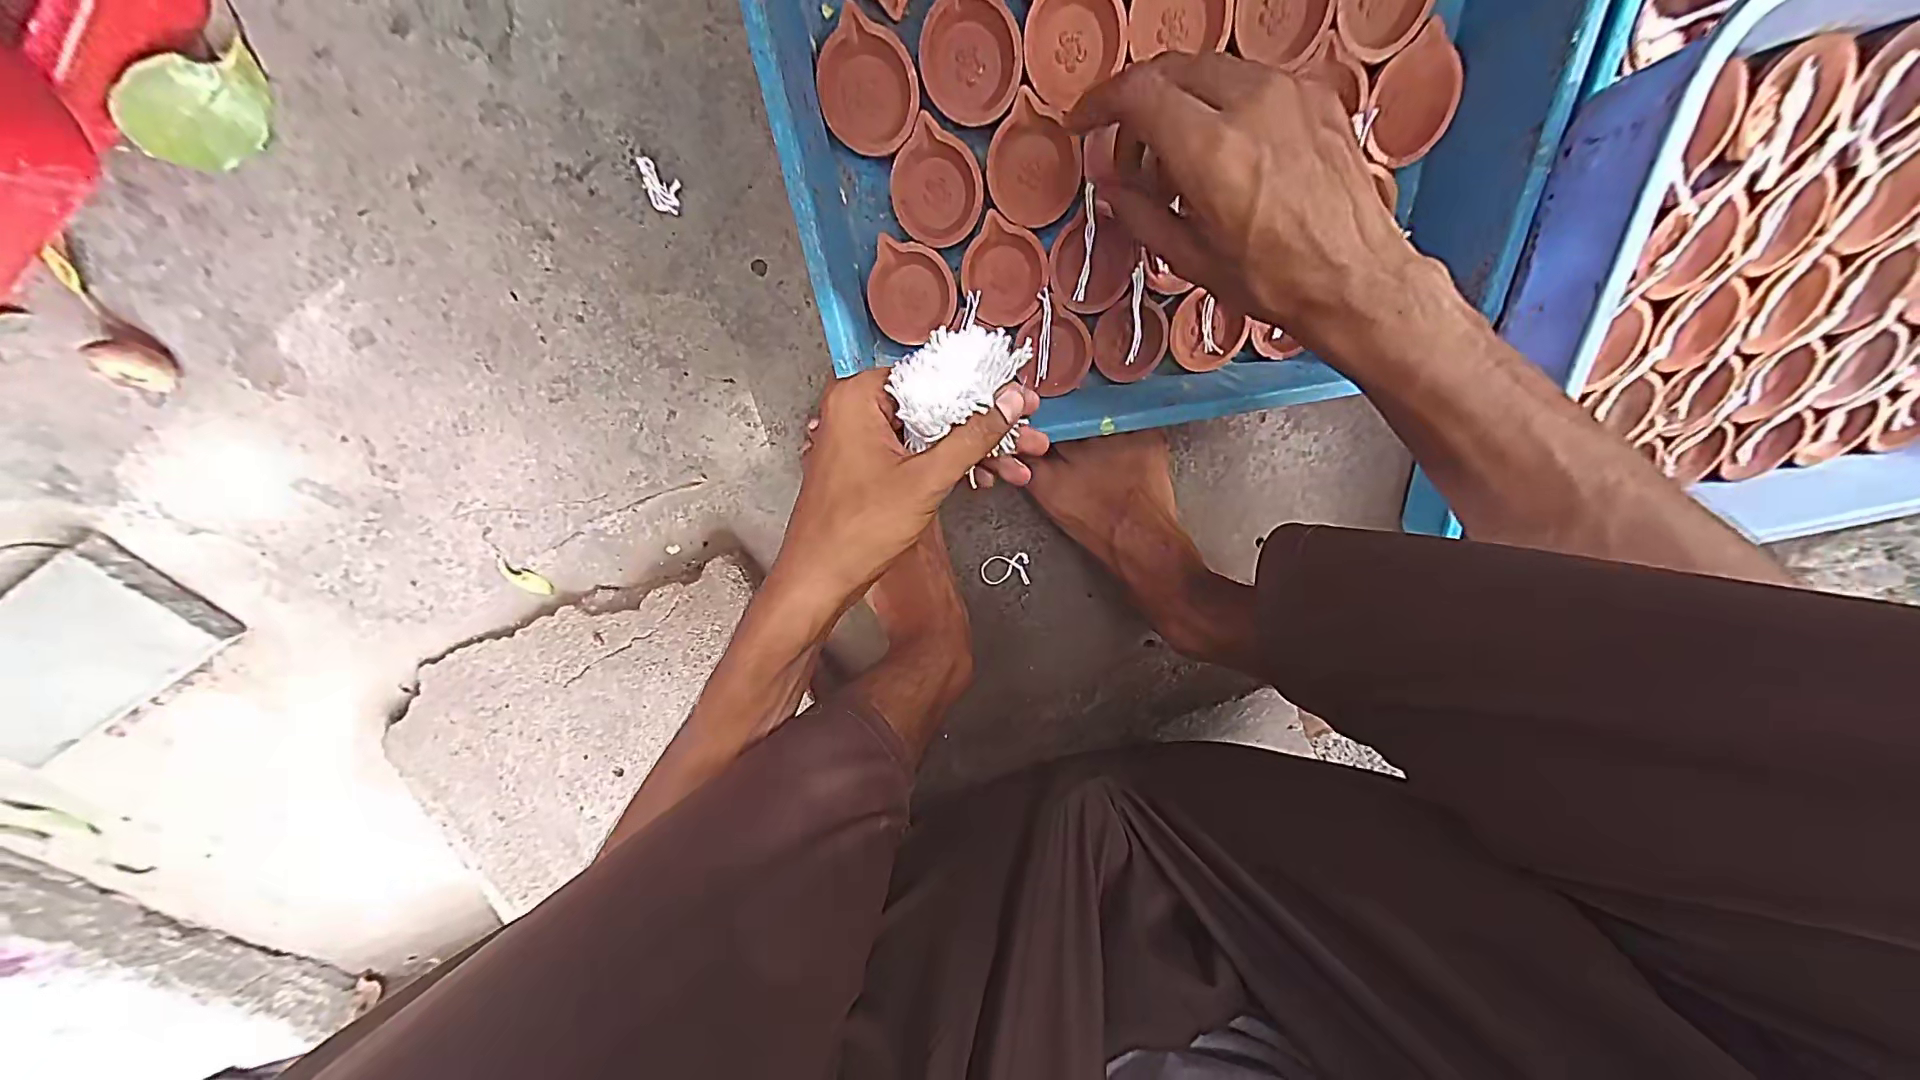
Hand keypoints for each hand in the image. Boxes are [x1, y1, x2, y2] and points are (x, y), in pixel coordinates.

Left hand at [778, 369, 1046, 601]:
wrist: (821, 579)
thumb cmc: (852, 533)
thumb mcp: (926, 479)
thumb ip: (972, 437)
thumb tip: (1005, 405)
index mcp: (858, 398)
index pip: (932, 375)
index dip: (981, 389)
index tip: (1013, 398)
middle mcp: (856, 411)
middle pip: (935, 404)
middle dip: (985, 426)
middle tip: (1022, 432)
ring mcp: (863, 439)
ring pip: (932, 431)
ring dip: (973, 449)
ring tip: (1013, 462)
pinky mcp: (871, 464)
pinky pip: (918, 452)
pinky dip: (948, 465)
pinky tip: (983, 477)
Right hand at [1067, 53, 1420, 350]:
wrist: (1353, 277)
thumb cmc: (1274, 280)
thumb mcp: (1191, 259)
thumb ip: (1141, 215)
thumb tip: (1110, 189)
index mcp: (1212, 151)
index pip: (1139, 92)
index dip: (1100, 103)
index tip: (1085, 122)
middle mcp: (1251, 104)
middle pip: (1171, 70)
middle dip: (1137, 104)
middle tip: (1129, 156)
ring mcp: (1288, 92)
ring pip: (1209, 70)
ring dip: (1178, 104)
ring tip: (1175, 164)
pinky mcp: (1314, 95)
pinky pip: (1249, 81)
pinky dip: (1218, 104)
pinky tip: (1219, 152)